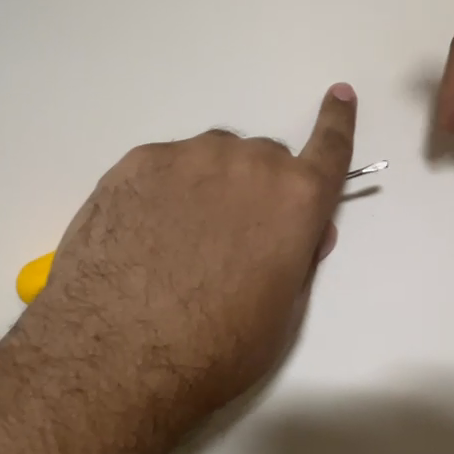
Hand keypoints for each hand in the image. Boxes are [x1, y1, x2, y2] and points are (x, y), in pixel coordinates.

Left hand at [18, 85, 357, 425]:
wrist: (113, 360)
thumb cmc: (215, 350)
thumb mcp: (281, 315)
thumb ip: (300, 259)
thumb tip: (306, 230)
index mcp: (296, 199)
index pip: (330, 146)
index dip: (338, 119)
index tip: (339, 93)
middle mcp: (249, 164)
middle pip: (264, 161)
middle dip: (258, 191)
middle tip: (230, 240)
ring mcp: (189, 157)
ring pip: (213, 160)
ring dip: (210, 186)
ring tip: (177, 241)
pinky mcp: (138, 161)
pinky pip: (167, 166)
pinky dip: (165, 191)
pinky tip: (142, 235)